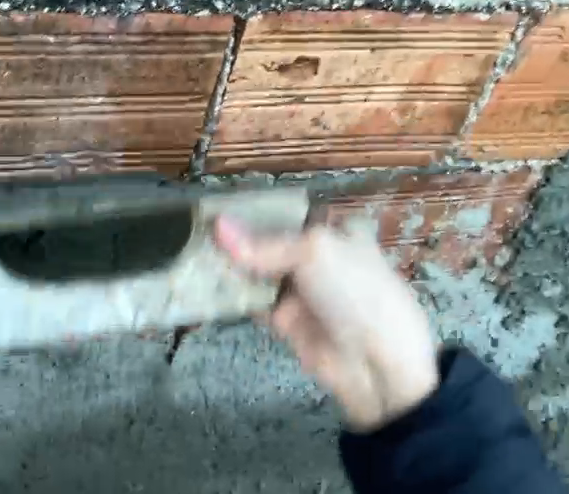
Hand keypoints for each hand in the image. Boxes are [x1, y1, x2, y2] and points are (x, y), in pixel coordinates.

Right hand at [215, 218, 439, 432]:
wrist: (379, 367)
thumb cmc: (357, 292)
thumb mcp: (314, 252)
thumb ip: (263, 243)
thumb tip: (217, 225)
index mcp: (334, 232)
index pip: (289, 212)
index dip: (257, 207)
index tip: (220, 201)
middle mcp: (316, 258)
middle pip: (268, 241)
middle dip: (236, 236)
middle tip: (194, 224)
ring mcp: (300, 290)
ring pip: (256, 270)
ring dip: (229, 264)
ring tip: (189, 247)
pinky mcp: (285, 320)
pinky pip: (252, 301)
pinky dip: (231, 294)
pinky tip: (202, 279)